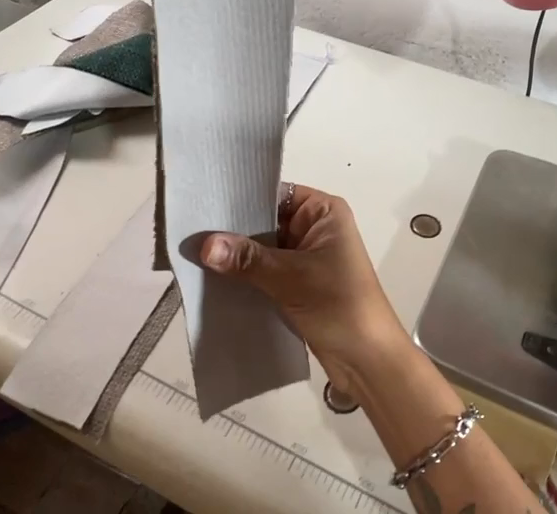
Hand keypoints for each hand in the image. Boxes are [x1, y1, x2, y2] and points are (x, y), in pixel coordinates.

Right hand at [199, 185, 413, 391]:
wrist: (368, 361)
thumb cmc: (340, 305)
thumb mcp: (291, 277)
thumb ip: (247, 259)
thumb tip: (203, 244)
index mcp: (323, 211)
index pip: (275, 194)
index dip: (241, 198)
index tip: (202, 201)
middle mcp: (314, 228)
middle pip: (265, 220)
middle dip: (232, 230)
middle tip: (188, 231)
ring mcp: (305, 258)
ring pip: (261, 249)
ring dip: (235, 256)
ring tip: (191, 254)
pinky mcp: (296, 285)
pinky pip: (263, 272)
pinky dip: (243, 276)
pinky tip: (211, 279)